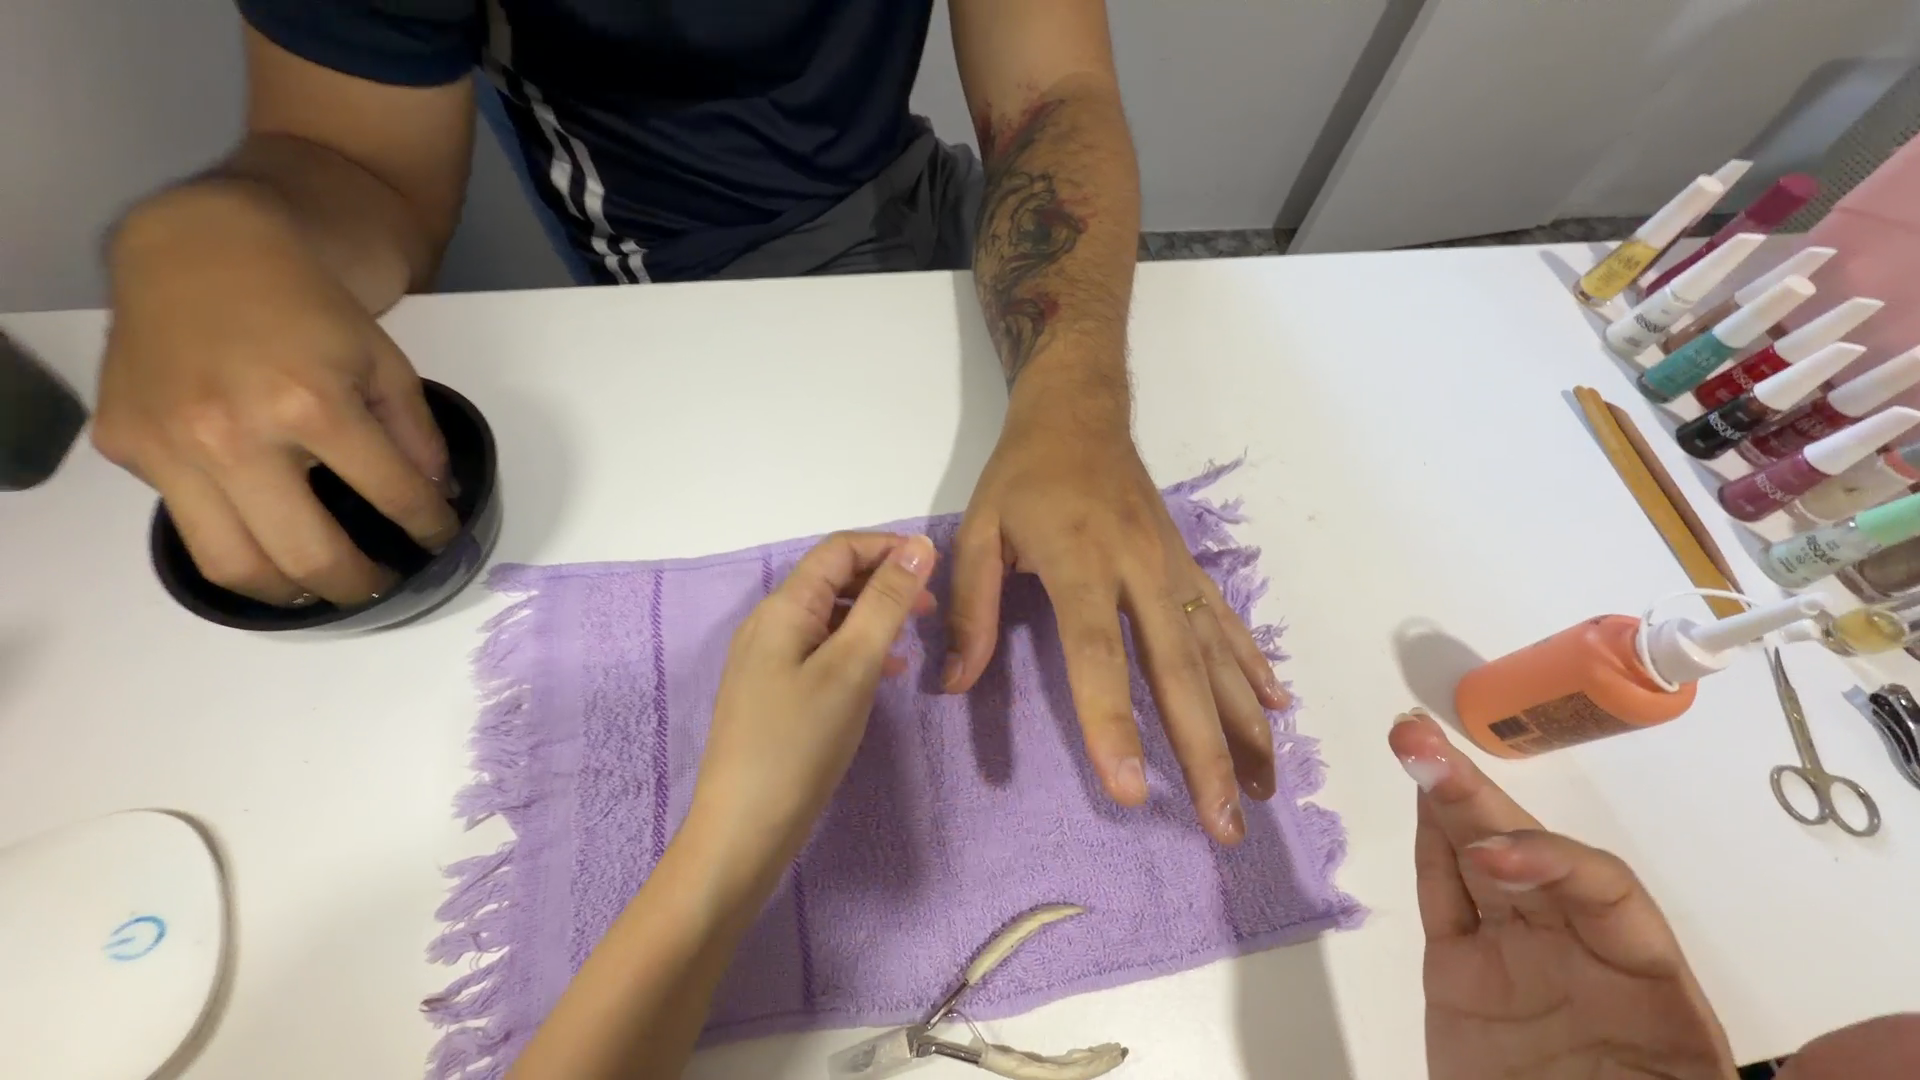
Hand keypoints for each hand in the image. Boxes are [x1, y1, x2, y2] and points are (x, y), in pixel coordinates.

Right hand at [92, 185, 456, 606]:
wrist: (202, 254)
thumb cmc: (311, 310)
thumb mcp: (388, 365)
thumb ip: (417, 436)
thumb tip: (435, 496)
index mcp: (312, 407)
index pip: (393, 496)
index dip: (429, 527)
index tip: (441, 540)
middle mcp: (233, 436)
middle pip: (306, 555)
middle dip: (360, 584)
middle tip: (382, 586)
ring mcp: (168, 446)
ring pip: (232, 563)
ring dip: (289, 592)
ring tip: (324, 589)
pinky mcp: (126, 446)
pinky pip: (185, 520)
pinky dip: (235, 541)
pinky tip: (269, 537)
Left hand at [691, 532, 938, 862]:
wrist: (744, 829)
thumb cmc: (800, 742)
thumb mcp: (852, 666)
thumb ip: (886, 602)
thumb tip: (918, 546)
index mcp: (784, 607)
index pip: (839, 550)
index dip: (888, 547)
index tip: (936, 565)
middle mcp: (770, 623)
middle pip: (833, 579)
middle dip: (884, 580)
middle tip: (932, 606)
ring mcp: (768, 660)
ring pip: (830, 616)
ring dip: (874, 615)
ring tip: (915, 636)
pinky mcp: (773, 692)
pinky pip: (821, 650)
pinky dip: (857, 648)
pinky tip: (886, 673)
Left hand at [946, 402, 1288, 844]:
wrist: (1080, 411)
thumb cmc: (1023, 474)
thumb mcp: (979, 531)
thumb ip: (970, 609)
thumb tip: (957, 684)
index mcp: (1080, 565)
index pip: (1100, 656)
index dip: (1113, 724)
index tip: (1132, 791)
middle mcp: (1139, 571)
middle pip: (1177, 670)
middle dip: (1204, 750)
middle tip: (1223, 824)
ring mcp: (1172, 567)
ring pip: (1215, 654)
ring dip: (1242, 724)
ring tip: (1261, 789)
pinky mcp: (1186, 562)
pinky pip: (1225, 620)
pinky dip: (1252, 665)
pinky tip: (1276, 709)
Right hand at [1391, 711, 1736, 1079]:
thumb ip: (1833, 1069)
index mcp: (1650, 981)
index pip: (1603, 893)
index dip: (1549, 861)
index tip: (1496, 861)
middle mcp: (1577, 950)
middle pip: (1526, 856)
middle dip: (1478, 797)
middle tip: (1424, 743)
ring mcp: (1512, 956)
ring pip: (1473, 861)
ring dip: (1442, 800)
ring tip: (1410, 744)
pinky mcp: (1458, 973)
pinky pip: (1444, 899)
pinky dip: (1429, 846)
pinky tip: (1419, 797)